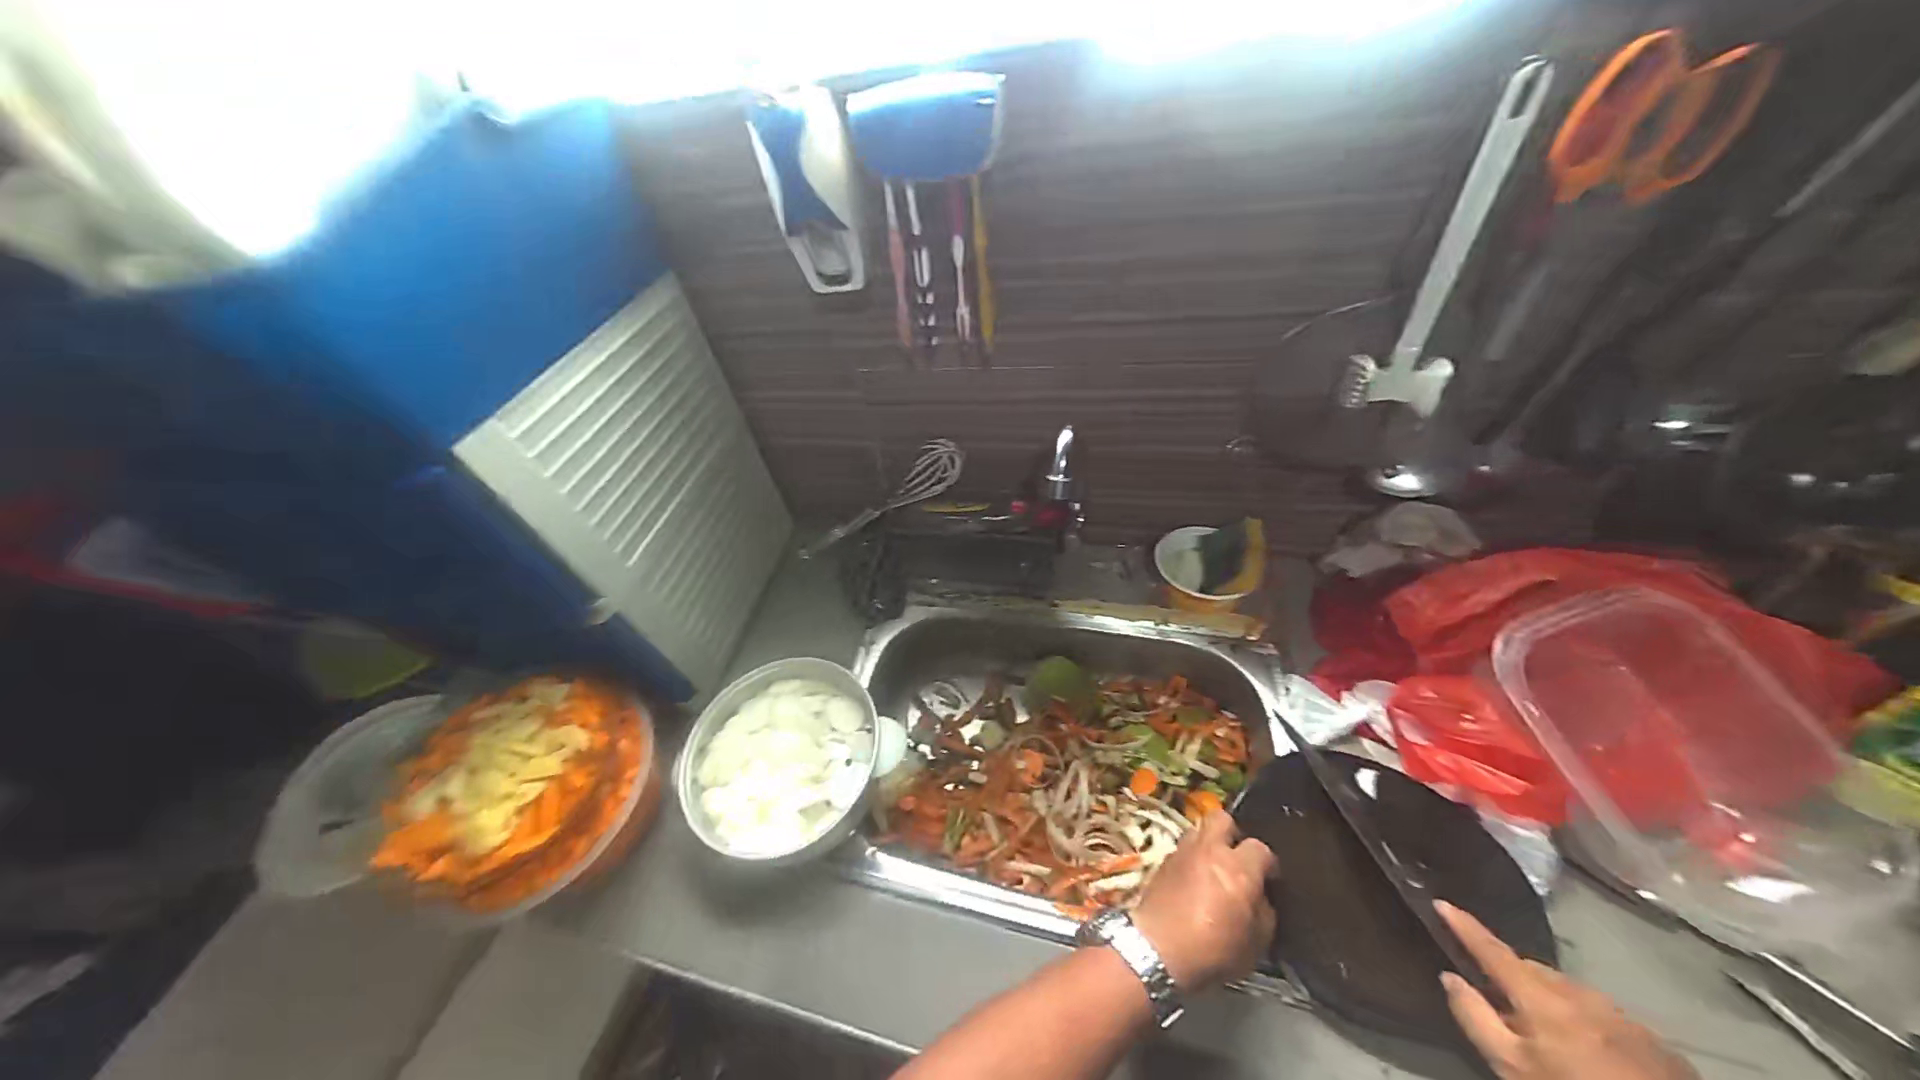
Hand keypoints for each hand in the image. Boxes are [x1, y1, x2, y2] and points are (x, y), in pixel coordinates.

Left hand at [1129, 811, 1276, 990]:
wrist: (1156, 948)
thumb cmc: (1212, 950)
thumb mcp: (1255, 943)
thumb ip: (1264, 913)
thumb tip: (1260, 898)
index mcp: (1238, 869)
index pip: (1260, 849)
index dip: (1268, 863)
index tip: (1270, 878)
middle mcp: (1209, 851)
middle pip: (1222, 818)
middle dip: (1232, 832)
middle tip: (1237, 857)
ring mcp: (1182, 852)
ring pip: (1199, 830)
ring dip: (1209, 844)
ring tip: (1214, 867)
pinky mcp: (1163, 860)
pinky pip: (1183, 849)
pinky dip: (1192, 858)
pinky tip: (1195, 879)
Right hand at [1436, 901, 1698, 1079]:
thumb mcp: (1511, 1065)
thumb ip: (1475, 1017)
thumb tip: (1450, 977)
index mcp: (1540, 996)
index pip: (1492, 950)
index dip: (1464, 925)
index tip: (1442, 902)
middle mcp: (1579, 993)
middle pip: (1531, 969)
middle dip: (1510, 973)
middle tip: (1497, 997)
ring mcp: (1620, 1014)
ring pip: (1567, 990)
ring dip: (1547, 997)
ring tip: (1543, 1028)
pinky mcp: (1650, 1040)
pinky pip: (1601, 1014)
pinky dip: (1582, 1020)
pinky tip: (1587, 1048)